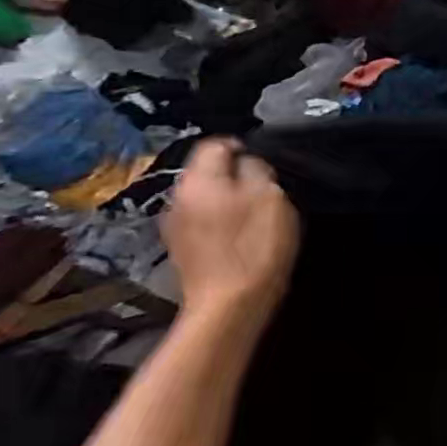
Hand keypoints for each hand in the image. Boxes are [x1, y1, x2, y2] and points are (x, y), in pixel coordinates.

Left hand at [163, 139, 299, 324]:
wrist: (230, 301)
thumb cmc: (257, 246)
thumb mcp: (271, 199)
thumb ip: (257, 171)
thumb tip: (248, 160)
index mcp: (199, 181)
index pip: (214, 144)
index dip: (243, 145)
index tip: (267, 160)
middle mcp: (178, 196)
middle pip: (208, 170)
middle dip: (237, 173)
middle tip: (268, 187)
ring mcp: (175, 222)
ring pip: (207, 193)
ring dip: (230, 196)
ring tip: (258, 211)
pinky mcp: (180, 244)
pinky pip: (203, 216)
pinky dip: (222, 217)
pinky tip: (241, 233)